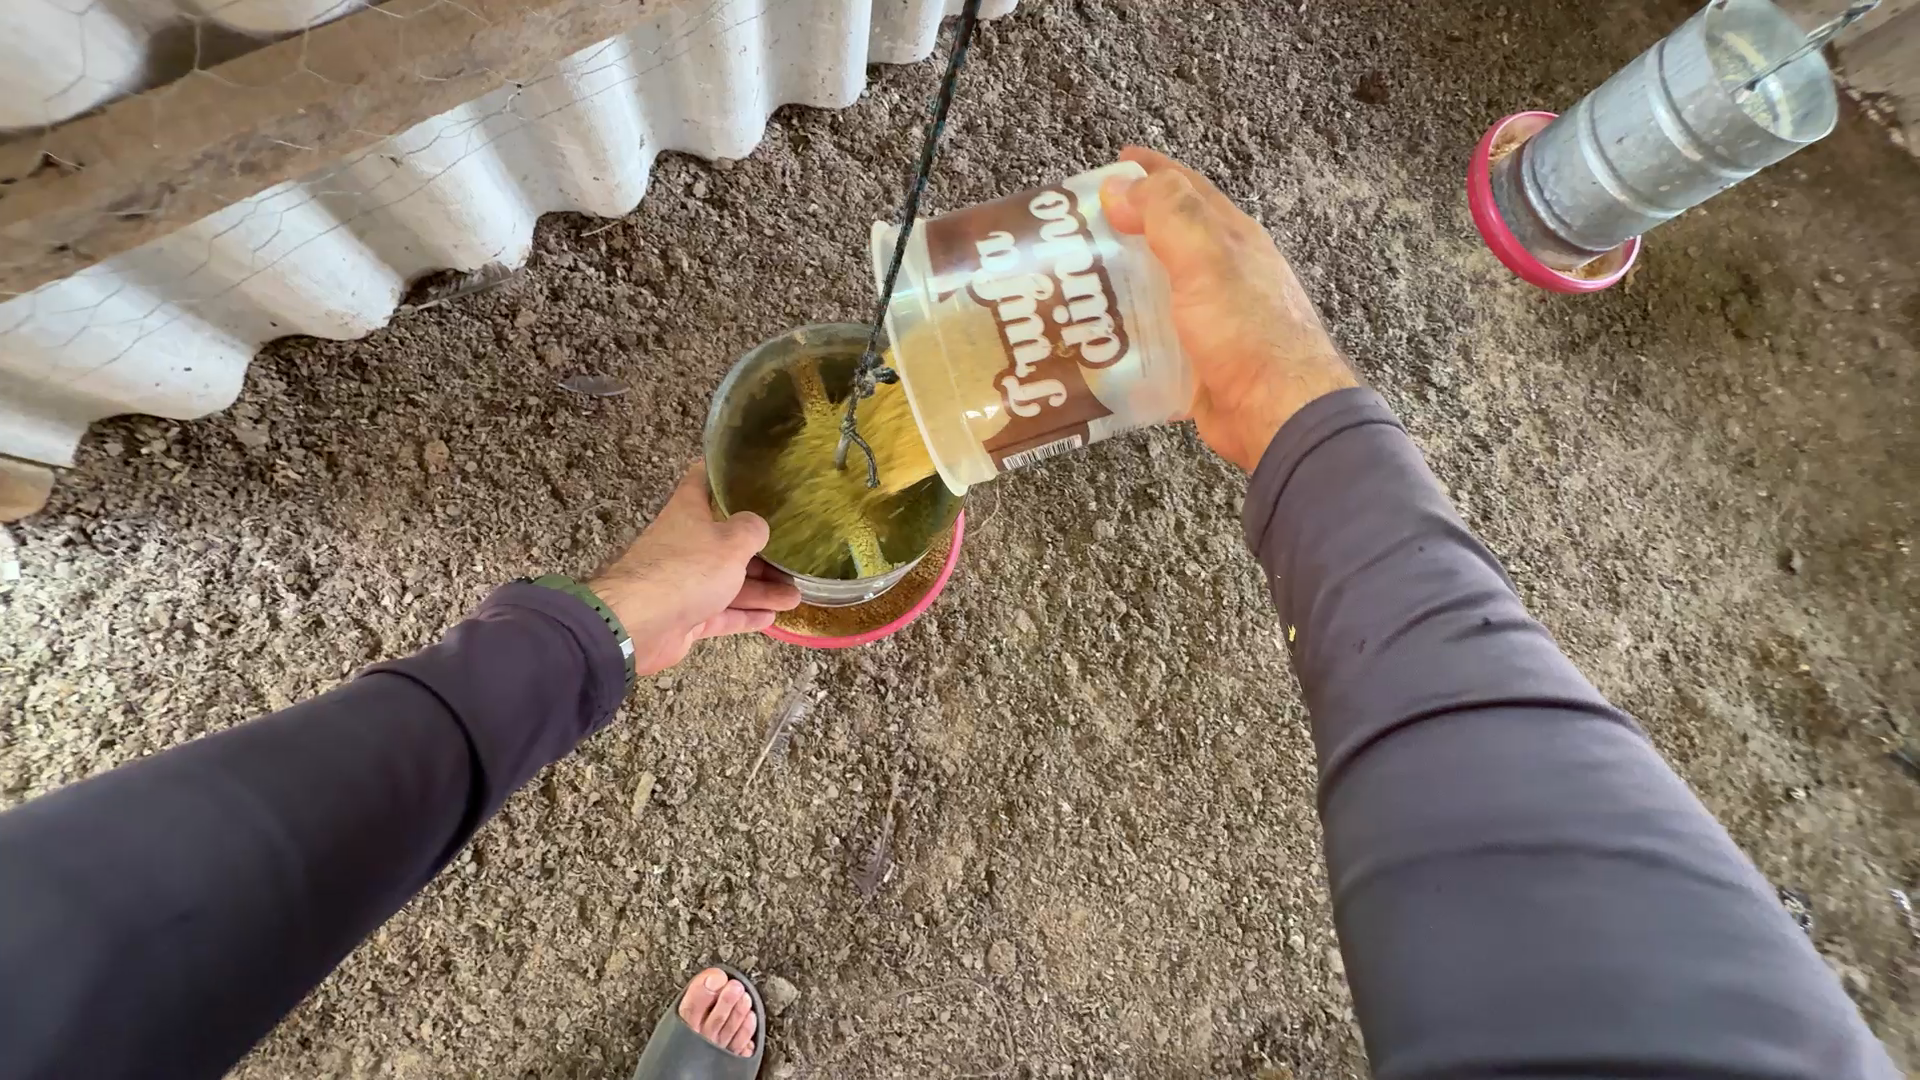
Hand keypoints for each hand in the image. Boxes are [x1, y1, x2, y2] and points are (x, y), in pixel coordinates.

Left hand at [589, 462, 801, 675]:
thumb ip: (753, 529)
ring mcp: (684, 582)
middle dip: (760, 550)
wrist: (639, 625)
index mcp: (688, 512)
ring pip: (729, 581)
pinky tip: (771, 616)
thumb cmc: (687, 569)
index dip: (723, 473)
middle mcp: (686, 543)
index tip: (749, 469)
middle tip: (792, 555)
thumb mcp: (731, 541)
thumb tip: (759, 526)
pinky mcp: (686, 614)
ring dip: (762, 588)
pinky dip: (745, 614)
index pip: (702, 480)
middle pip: (726, 540)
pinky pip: (722, 611)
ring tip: (795, 595)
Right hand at [1100, 146, 1358, 471]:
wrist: (1274, 410)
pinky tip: (1100, 342)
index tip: (1112, 164)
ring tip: (1078, 291)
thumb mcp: (1206, 259)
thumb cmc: (1248, 332)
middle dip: (1126, 231)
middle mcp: (1222, 276)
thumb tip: (1120, 185)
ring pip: (1157, 293)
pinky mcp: (1196, 363)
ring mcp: (1210, 321)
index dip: (1148, 173)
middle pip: (1167, 241)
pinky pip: (1155, 342)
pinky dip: (1128, 337)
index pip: (1185, 190)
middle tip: (1079, 235)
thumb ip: (1167, 215)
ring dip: (1121, 288)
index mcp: (1230, 240)